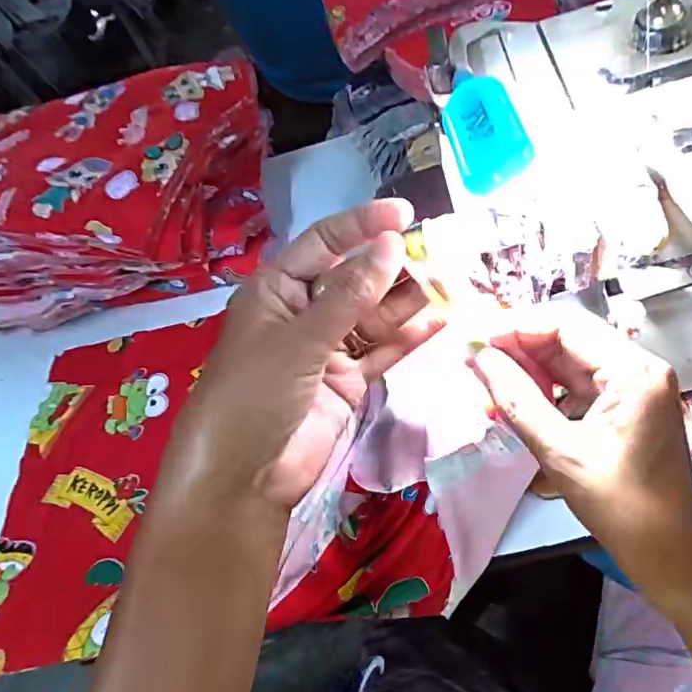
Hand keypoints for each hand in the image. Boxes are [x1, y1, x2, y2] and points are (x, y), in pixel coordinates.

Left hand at [155, 200, 439, 524]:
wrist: (242, 477)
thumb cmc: (253, 395)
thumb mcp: (299, 340)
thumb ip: (349, 296)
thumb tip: (391, 247)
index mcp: (277, 290)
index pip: (323, 243)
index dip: (362, 225)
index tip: (405, 214)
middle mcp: (303, 313)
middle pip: (355, 280)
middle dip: (394, 269)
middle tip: (440, 259)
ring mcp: (327, 350)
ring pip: (373, 317)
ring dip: (407, 303)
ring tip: (449, 288)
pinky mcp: (346, 383)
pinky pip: (381, 353)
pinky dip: (407, 340)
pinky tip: (438, 324)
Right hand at [467, 306, 691, 601]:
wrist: (668, 552)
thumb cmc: (619, 506)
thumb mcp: (560, 450)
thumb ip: (516, 398)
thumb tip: (479, 358)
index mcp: (634, 371)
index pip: (567, 325)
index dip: (517, 328)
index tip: (477, 340)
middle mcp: (640, 368)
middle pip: (570, 340)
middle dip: (521, 348)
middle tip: (476, 359)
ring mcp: (637, 388)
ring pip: (573, 362)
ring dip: (532, 369)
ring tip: (489, 378)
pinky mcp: (628, 407)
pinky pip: (582, 386)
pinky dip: (550, 390)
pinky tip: (518, 398)